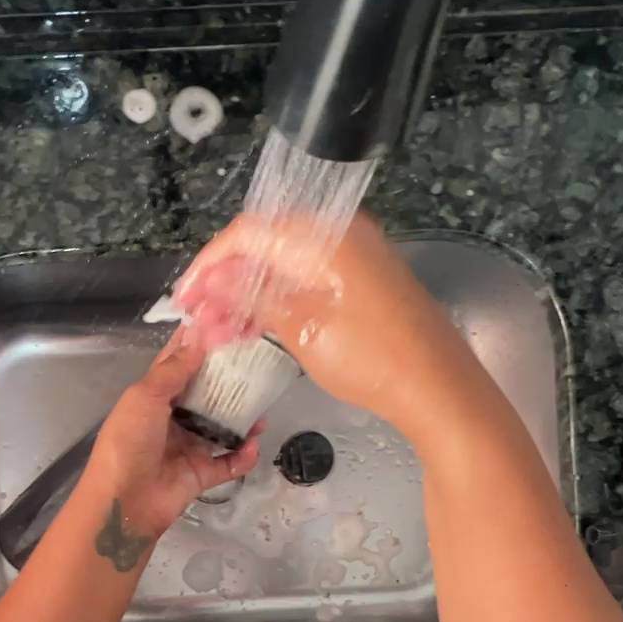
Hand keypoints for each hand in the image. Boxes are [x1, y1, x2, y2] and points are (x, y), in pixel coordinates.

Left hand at [80, 330, 261, 547]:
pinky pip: (228, 463)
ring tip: (262, 412)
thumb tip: (197, 342)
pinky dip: (243, 457)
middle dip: (229, 384)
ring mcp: (188, 449)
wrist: (124, 502)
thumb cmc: (128, 443)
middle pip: (206, 396)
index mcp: (152, 399)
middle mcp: (171, 421)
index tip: (225, 329)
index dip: (197, 347)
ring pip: (222, 429)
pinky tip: (254, 446)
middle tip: (257, 368)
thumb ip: (172, 371)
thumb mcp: (144, 398)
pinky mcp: (201, 475)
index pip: (177, 366)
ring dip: (243, 421)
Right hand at [173, 213, 472, 436]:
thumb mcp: (302, 330)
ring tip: (219, 331)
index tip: (185, 296)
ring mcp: (352, 257)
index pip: (248, 234)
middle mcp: (340, 235)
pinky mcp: (358, 280)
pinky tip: (253, 327)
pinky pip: (304, 278)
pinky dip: (275, 300)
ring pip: (282, 265)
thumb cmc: (376, 360)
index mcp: (326, 236)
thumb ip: (252, 299)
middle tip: (198, 319)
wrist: (437, 387)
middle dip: (224, 282)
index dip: (208, 264)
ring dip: (247, 294)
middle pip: (264, 246)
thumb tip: (213, 284)